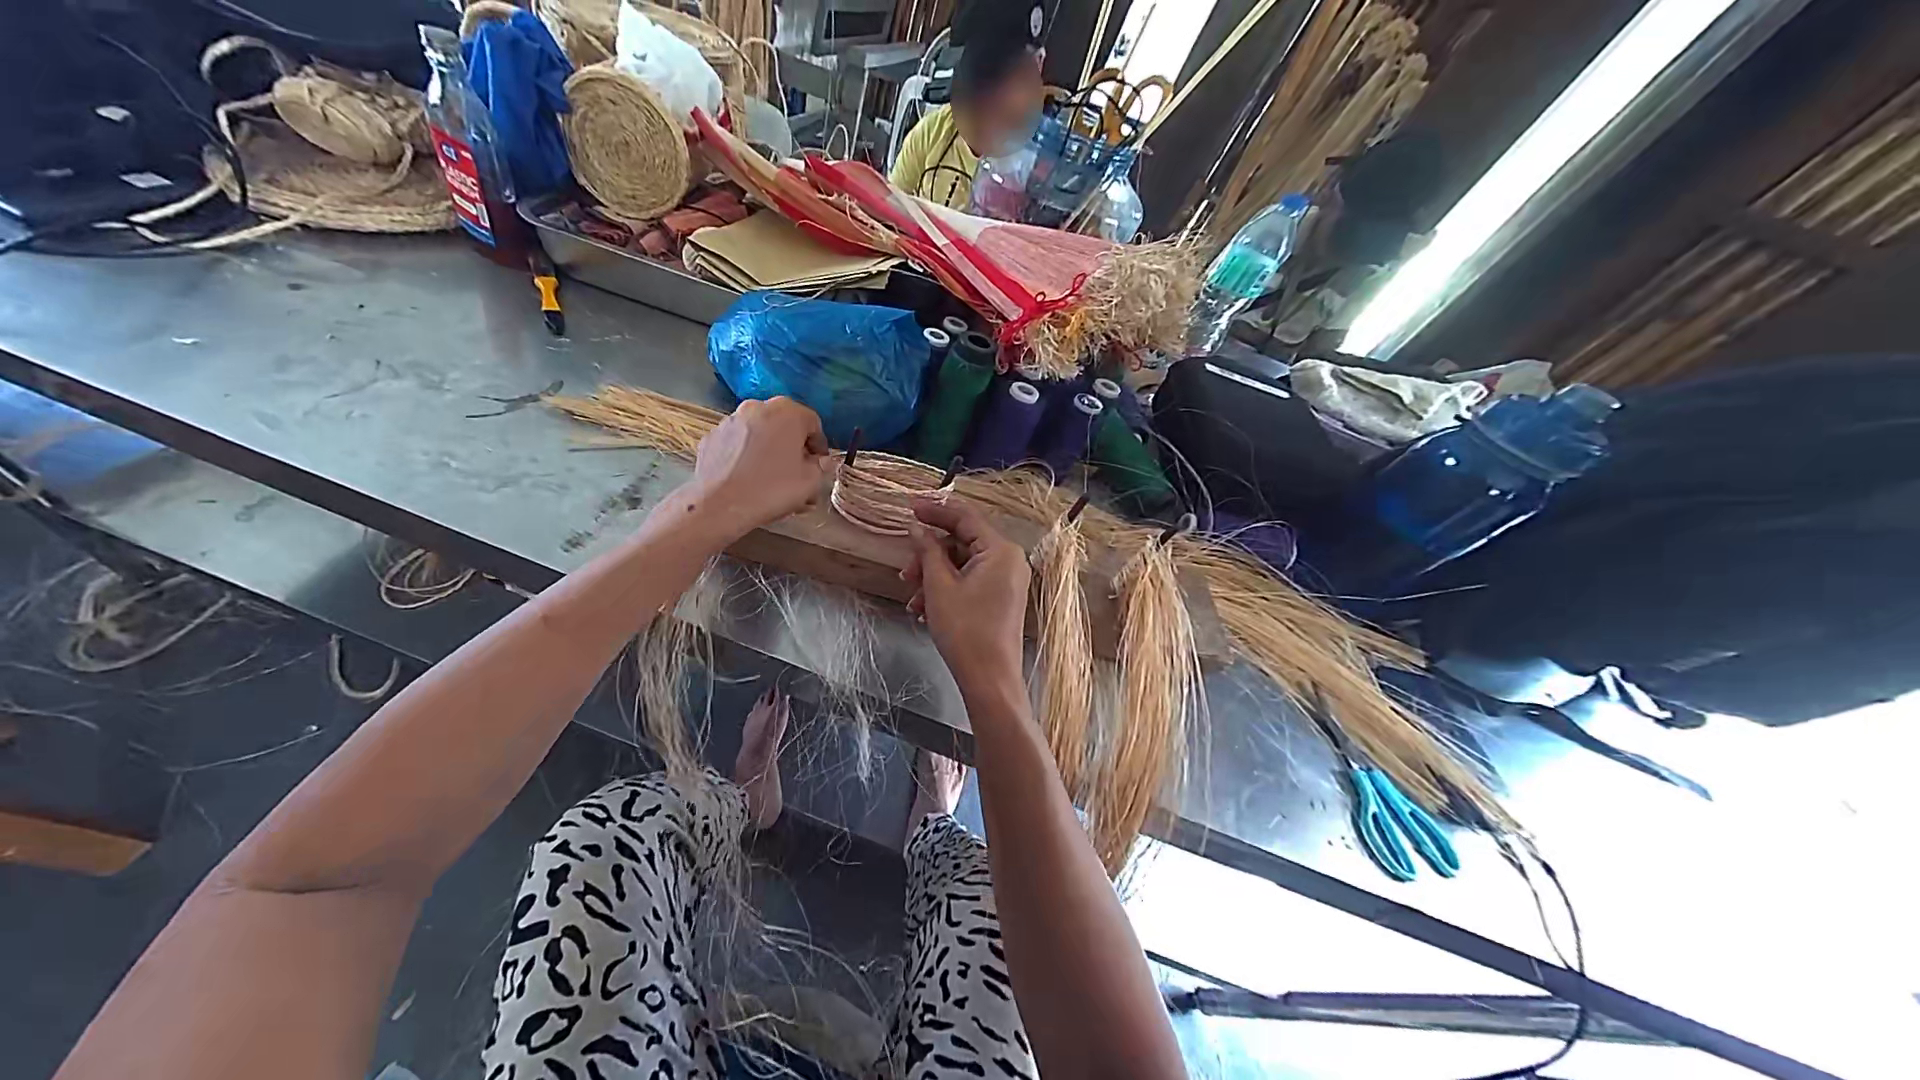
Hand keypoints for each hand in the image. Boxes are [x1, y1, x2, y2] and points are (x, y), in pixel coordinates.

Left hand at [686, 397, 833, 537]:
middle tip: (799, 474)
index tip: (820, 465)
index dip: (820, 446)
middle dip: (794, 448)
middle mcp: (758, 407)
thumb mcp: (811, 482)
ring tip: (773, 481)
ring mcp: (731, 421)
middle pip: (785, 426)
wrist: (720, 504)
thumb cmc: (772, 489)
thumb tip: (819, 461)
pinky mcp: (712, 437)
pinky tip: (749, 480)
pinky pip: (738, 445)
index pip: (813, 423)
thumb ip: (820, 466)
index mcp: (788, 412)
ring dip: (770, 452)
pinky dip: (747, 457)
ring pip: (760, 434)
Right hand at [903, 495, 1030, 696]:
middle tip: (906, 572)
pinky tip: (924, 610)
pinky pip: (970, 581)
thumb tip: (918, 528)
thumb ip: (928, 550)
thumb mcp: (939, 586)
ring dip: (933, 577)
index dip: (935, 510)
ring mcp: (1007, 580)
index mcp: (1000, 550)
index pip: (965, 517)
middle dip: (930, 556)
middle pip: (962, 543)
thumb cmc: (965, 630)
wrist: (989, 678)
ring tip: (913, 599)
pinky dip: (946, 590)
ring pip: (962, 564)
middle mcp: (1009, 560)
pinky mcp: (1001, 598)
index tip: (910, 507)